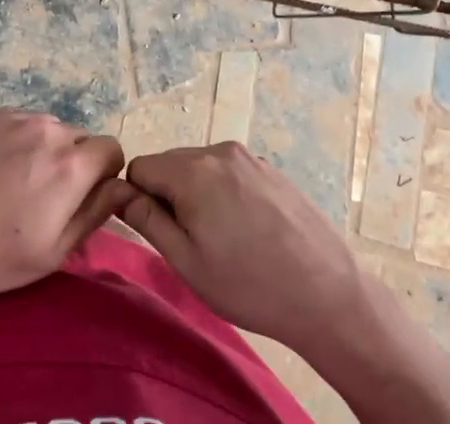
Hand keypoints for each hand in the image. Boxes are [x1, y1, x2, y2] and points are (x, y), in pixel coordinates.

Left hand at [0, 109, 130, 295]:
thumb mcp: (53, 251)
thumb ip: (95, 214)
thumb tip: (122, 189)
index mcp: (71, 163)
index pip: (112, 150)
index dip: (103, 177)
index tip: (80, 201)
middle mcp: (46, 129)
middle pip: (78, 138)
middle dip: (73, 164)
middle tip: (44, 199)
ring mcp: (11, 117)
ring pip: (45, 130)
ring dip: (41, 151)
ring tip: (10, 184)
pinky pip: (14, 124)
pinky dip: (11, 142)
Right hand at [120, 142, 364, 350]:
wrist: (331, 297)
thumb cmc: (249, 286)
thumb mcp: (186, 261)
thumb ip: (146, 219)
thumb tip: (118, 192)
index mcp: (192, 171)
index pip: (139, 169)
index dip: (140, 201)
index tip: (164, 235)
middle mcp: (219, 152)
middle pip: (169, 165)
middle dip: (169, 196)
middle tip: (195, 243)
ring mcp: (250, 158)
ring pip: (199, 169)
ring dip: (198, 196)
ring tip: (225, 239)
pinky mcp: (272, 170)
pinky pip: (228, 174)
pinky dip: (225, 195)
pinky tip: (249, 231)